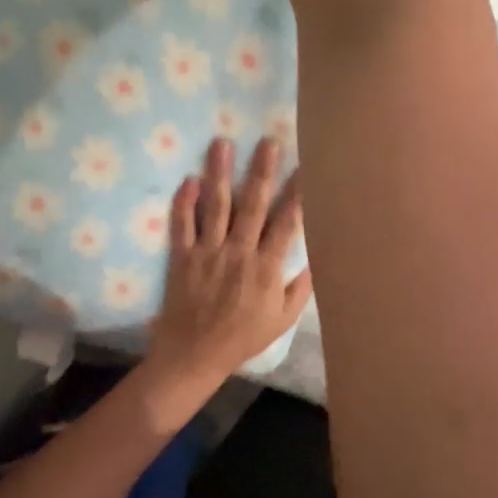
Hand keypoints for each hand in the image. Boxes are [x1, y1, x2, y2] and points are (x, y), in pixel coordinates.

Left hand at [146, 137, 311, 385]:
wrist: (194, 355)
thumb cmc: (242, 338)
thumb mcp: (281, 320)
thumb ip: (299, 289)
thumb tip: (315, 260)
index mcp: (266, 268)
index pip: (286, 223)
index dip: (297, 194)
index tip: (307, 167)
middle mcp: (239, 253)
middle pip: (252, 205)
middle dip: (261, 171)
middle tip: (267, 142)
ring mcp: (208, 253)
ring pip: (216, 206)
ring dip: (219, 173)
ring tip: (221, 143)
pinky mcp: (182, 257)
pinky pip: (182, 225)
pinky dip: (184, 202)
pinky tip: (188, 178)